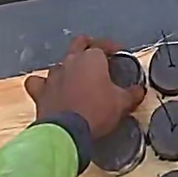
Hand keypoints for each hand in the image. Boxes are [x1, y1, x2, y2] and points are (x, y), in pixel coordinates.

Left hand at [24, 35, 145, 136]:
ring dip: (68, 67)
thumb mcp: (122, 103)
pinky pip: (37, 82)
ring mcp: (53, 76)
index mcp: (92, 58)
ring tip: (76, 76)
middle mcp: (71, 61)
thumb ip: (132, 93)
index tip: (119, 52)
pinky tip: (48, 88)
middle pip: (78, 43)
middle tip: (96, 55)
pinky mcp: (39, 92)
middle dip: (87, 45)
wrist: (66, 133)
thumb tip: (140, 90)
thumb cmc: (97, 111)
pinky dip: (42, 83)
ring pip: (60, 63)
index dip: (112, 47)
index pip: (102, 44)